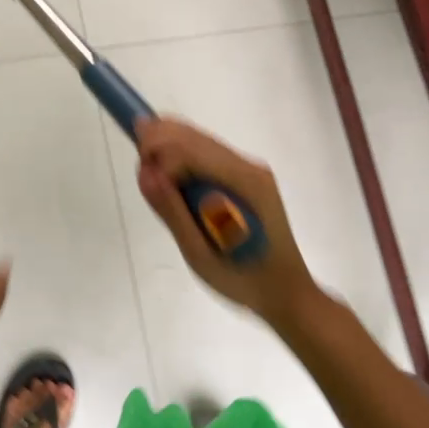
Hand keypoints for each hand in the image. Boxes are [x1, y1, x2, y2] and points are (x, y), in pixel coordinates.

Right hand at [136, 117, 321, 331]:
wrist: (285, 292)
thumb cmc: (242, 279)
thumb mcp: (198, 252)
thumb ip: (171, 210)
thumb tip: (144, 171)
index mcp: (240, 183)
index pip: (187, 146)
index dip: (155, 150)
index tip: (142, 178)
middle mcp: (247, 165)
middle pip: (190, 135)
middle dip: (158, 145)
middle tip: (146, 180)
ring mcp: (249, 168)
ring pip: (196, 139)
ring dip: (169, 152)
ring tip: (159, 186)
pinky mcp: (246, 175)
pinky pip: (205, 153)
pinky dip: (182, 161)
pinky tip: (178, 187)